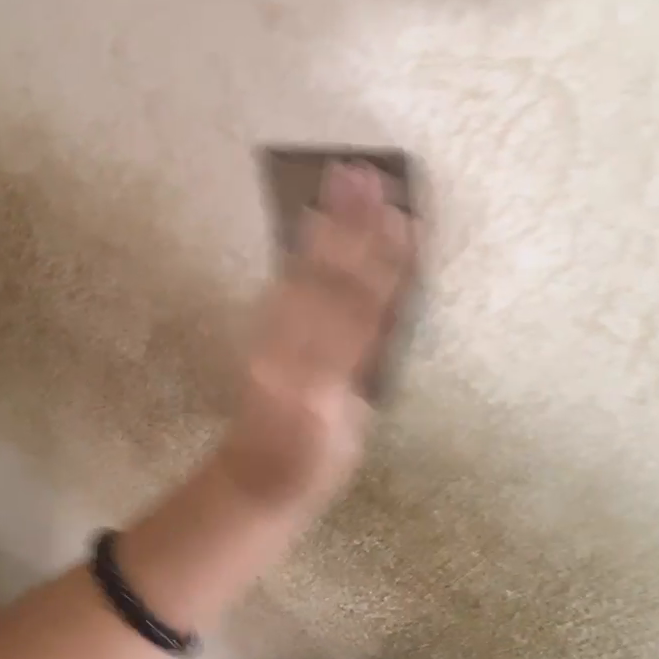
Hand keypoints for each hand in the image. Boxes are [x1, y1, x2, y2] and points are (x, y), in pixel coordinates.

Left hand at [217, 161, 416, 511]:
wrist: (256, 481)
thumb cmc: (311, 466)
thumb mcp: (344, 436)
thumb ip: (355, 381)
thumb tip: (375, 316)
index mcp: (321, 383)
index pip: (360, 315)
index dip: (383, 266)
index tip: (403, 219)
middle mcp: (293, 356)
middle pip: (332, 283)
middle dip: (352, 228)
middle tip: (367, 176)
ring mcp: (272, 344)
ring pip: (305, 277)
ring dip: (326, 228)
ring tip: (341, 183)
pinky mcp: (260, 339)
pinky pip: (284, 289)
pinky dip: (300, 252)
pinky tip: (311, 222)